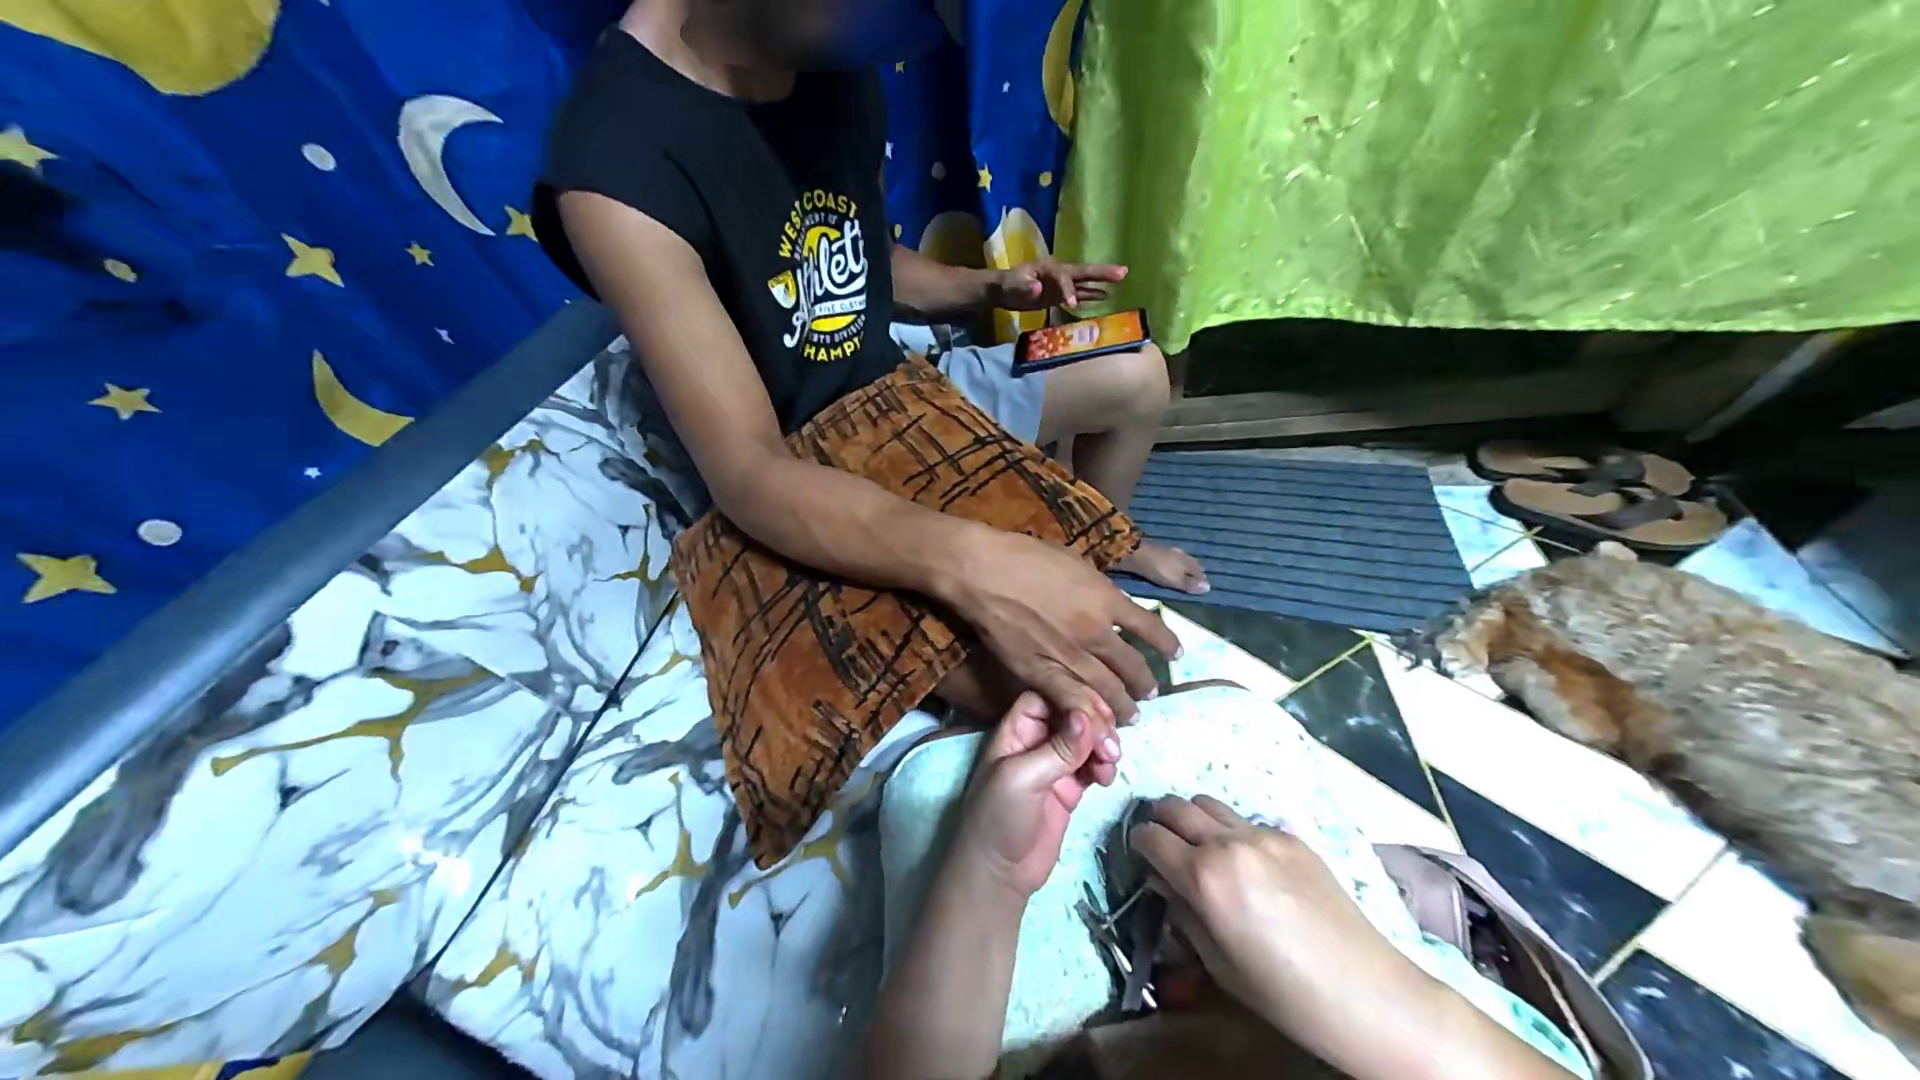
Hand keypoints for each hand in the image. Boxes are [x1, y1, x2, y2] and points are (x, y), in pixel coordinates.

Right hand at [949, 528, 1180, 730]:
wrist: (985, 572)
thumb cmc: (1026, 556)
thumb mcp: (1075, 561)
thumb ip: (1097, 587)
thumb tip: (1109, 601)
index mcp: (1106, 599)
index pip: (1150, 627)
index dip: (1167, 642)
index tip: (1175, 653)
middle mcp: (1096, 632)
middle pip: (1132, 665)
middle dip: (1146, 683)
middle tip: (1151, 692)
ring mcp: (1069, 655)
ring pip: (1108, 689)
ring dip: (1125, 705)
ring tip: (1132, 715)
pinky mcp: (1041, 672)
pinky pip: (1073, 700)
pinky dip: (1091, 714)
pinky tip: (1101, 721)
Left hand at [952, 693, 1104, 898]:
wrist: (999, 874)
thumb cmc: (998, 818)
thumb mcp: (1022, 779)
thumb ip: (1056, 749)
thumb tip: (1087, 717)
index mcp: (1015, 729)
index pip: (1047, 696)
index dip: (1072, 699)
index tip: (1096, 714)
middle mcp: (1035, 740)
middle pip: (1071, 714)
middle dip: (1094, 723)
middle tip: (1110, 744)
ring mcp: (1053, 764)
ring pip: (1086, 739)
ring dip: (1103, 745)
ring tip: (1110, 762)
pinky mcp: (1068, 787)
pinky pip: (1092, 765)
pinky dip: (1103, 766)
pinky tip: (1106, 777)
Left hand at [988, 258, 1127, 311]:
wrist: (1003, 289)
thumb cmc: (1007, 285)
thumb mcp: (1013, 286)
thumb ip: (1025, 287)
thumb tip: (1037, 288)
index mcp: (1049, 267)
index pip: (1064, 277)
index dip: (1069, 290)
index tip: (1072, 305)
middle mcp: (1059, 272)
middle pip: (1084, 271)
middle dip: (1103, 272)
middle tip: (1123, 271)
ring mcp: (1061, 283)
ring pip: (1085, 281)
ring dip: (1102, 281)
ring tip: (1121, 278)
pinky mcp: (1060, 294)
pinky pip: (1079, 292)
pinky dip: (1091, 294)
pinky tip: (1105, 296)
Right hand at [1131, 797, 1439, 1051]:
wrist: (1370, 996)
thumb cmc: (1284, 994)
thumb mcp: (1217, 963)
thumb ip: (1181, 912)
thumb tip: (1162, 880)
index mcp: (1204, 876)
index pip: (1150, 836)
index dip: (1139, 845)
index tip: (1142, 858)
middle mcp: (1228, 843)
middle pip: (1174, 806)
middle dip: (1159, 821)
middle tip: (1163, 845)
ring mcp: (1263, 835)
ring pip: (1207, 803)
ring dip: (1193, 819)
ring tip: (1201, 847)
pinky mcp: (1290, 836)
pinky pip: (1244, 821)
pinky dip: (1231, 832)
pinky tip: (1247, 865)